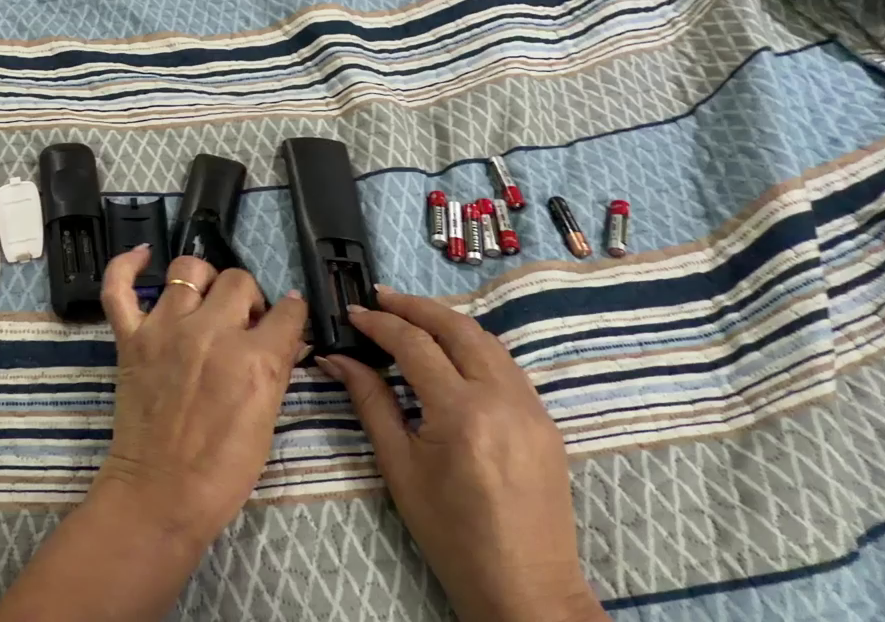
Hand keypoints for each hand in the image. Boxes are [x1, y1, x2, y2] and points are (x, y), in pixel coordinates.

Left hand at [94, 245, 309, 547]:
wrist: (161, 492)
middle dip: (247, 298)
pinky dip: (126, 264)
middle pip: (238, 281)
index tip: (284, 320)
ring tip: (204, 299)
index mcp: (255, 358)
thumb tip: (285, 334)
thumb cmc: (223, 469)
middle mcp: (211, 332)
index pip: (287, 311)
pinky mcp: (130, 336)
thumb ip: (276, 367)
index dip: (290, 315)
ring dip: (203, 280)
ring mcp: (165, 329)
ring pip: (188, 270)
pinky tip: (142, 256)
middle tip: (242, 322)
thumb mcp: (268, 418)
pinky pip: (119, 286)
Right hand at [316, 288, 606, 621]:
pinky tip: (449, 351)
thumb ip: (371, 401)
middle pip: (458, 328)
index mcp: (461, 413)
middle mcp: (502, 399)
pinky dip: (473, 346)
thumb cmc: (450, 532)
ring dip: (447, 321)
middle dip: (415, 306)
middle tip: (380, 297)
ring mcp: (531, 407)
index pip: (415, 345)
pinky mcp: (545, 420)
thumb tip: (338, 359)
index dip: (380, 323)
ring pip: (488, 341)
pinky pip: (506, 365)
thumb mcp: (399, 466)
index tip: (352, 313)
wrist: (525, 586)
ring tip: (410, 316)